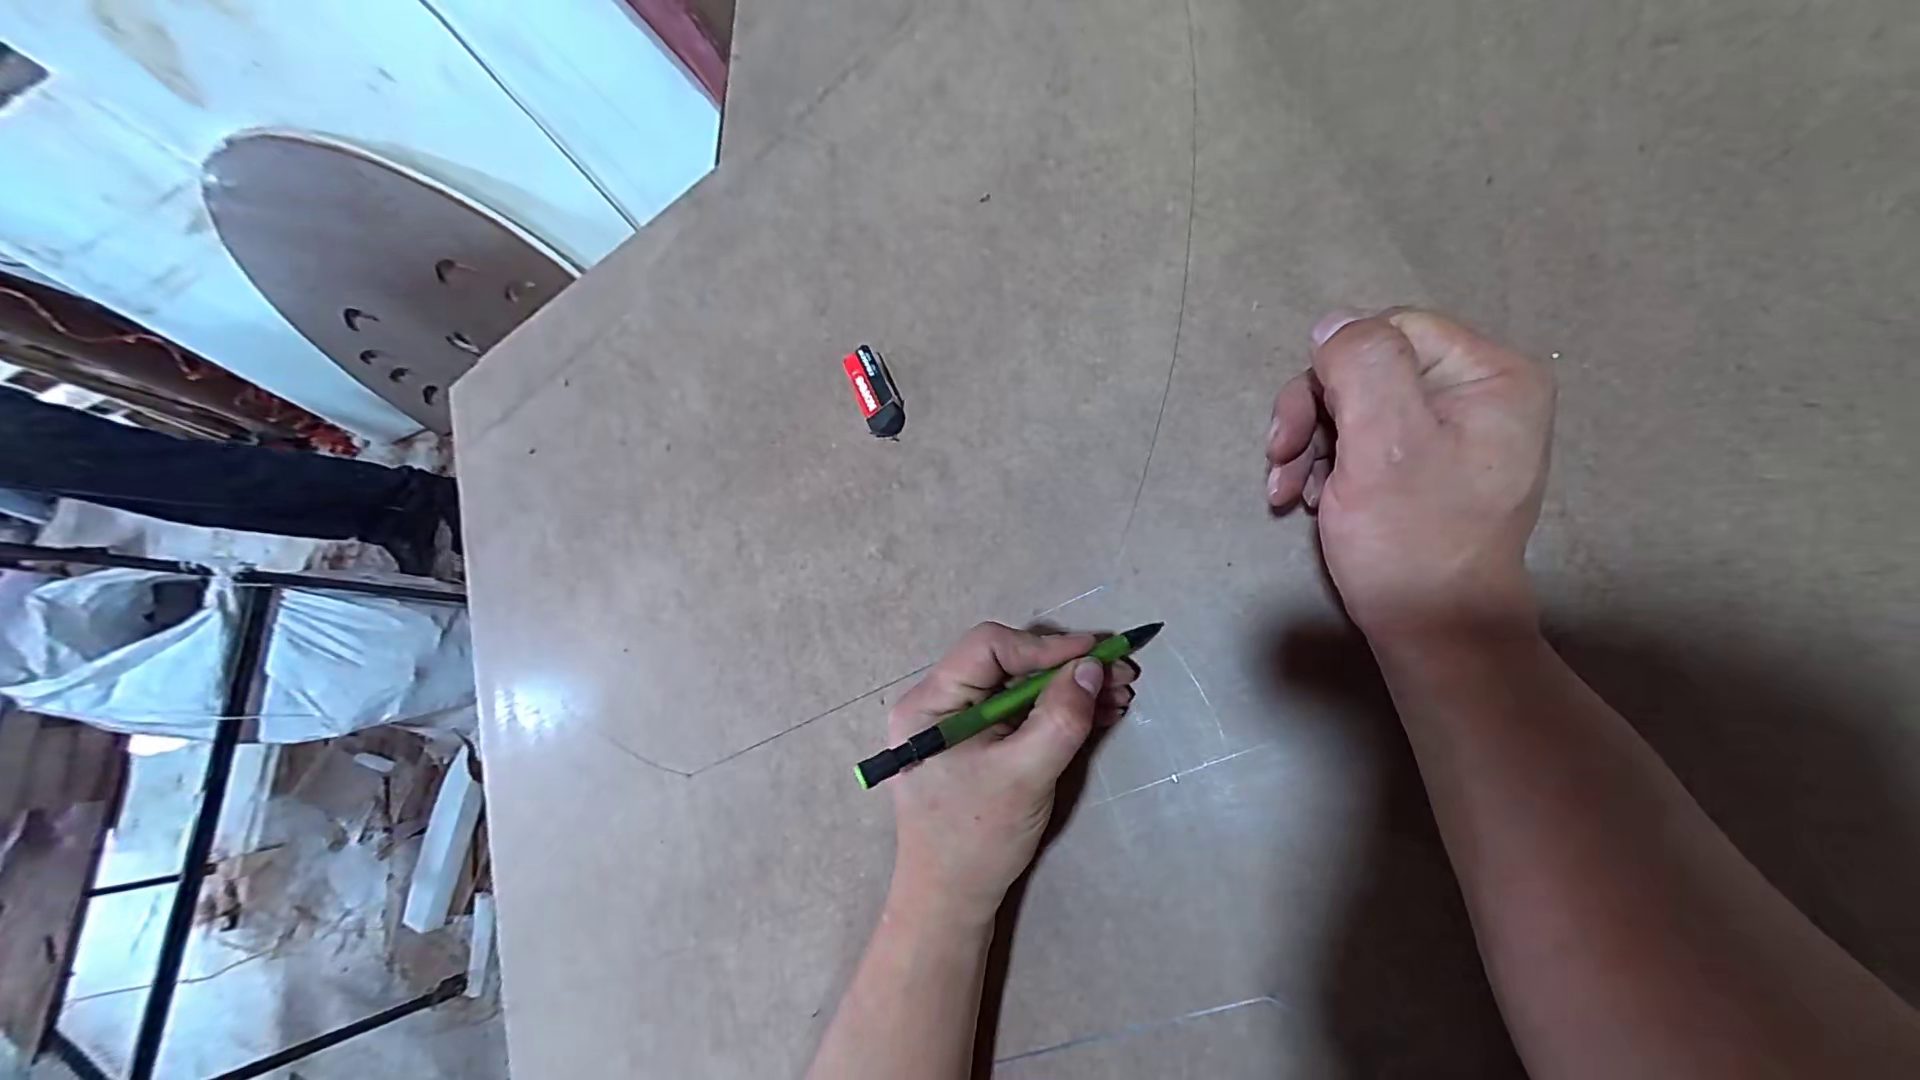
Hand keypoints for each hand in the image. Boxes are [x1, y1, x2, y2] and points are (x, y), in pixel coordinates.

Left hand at [886, 623, 1136, 923]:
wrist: (951, 899)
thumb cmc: (976, 838)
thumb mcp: (1024, 775)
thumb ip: (1059, 717)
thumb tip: (1091, 667)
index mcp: (931, 701)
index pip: (989, 647)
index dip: (1045, 646)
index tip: (1095, 653)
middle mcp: (942, 701)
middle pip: (1009, 663)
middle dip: (1067, 667)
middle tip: (1120, 671)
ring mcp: (962, 720)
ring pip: (1022, 685)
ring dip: (1071, 686)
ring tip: (1121, 691)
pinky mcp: (983, 739)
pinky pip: (1023, 711)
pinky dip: (1061, 709)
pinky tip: (1100, 710)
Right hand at [1266, 308, 1554, 640]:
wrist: (1429, 626)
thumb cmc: (1408, 538)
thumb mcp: (1382, 444)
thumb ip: (1362, 368)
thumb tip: (1331, 324)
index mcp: (1487, 377)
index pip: (1390, 332)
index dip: (1332, 372)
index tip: (1297, 430)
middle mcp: (1472, 395)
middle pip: (1365, 370)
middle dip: (1311, 415)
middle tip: (1279, 460)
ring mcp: (1445, 432)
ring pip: (1351, 406)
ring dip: (1306, 445)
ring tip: (1283, 490)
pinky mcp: (1417, 464)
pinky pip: (1356, 439)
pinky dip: (1319, 465)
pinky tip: (1300, 497)